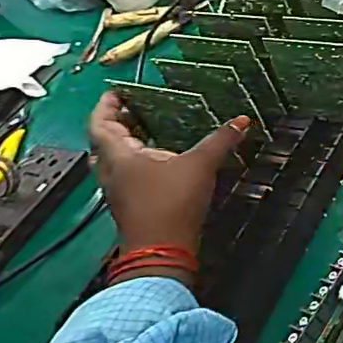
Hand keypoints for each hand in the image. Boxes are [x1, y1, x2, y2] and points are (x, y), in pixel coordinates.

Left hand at [86, 91, 249, 274]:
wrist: (162, 250)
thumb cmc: (170, 204)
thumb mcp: (200, 164)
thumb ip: (221, 140)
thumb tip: (242, 121)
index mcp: (118, 154)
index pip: (100, 122)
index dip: (106, 104)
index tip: (117, 91)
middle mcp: (111, 170)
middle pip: (104, 139)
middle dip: (117, 121)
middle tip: (135, 108)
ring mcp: (117, 189)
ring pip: (113, 158)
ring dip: (125, 142)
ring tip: (147, 130)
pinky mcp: (129, 203)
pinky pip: (125, 174)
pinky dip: (136, 161)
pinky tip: (159, 160)